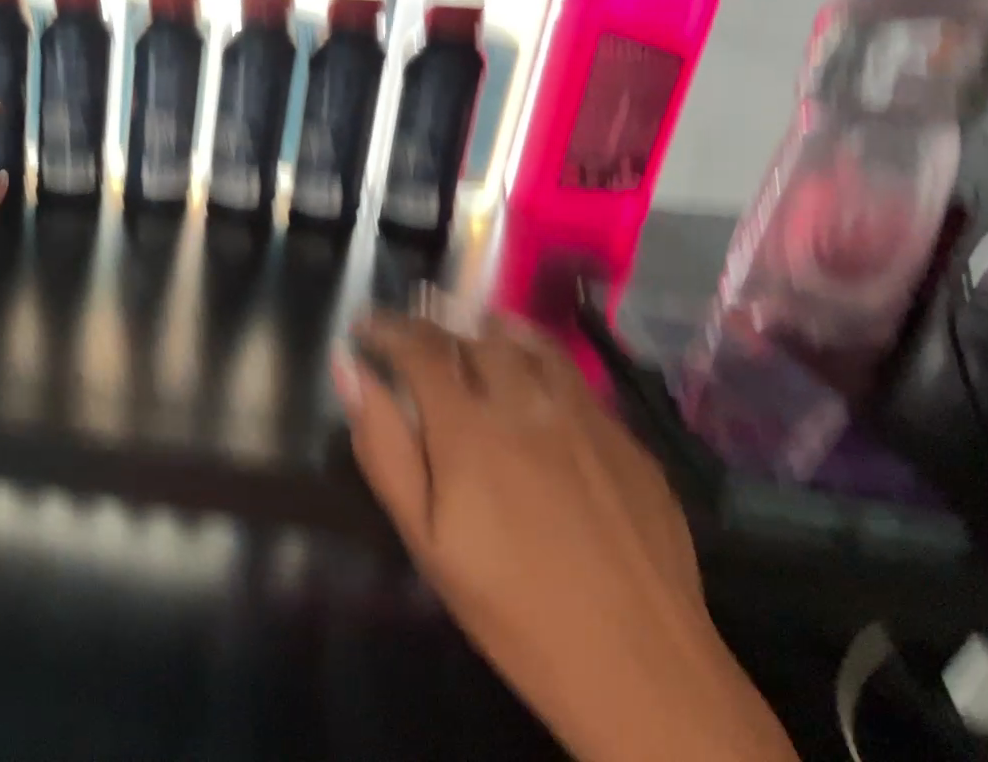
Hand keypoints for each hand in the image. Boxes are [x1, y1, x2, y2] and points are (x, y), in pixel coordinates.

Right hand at [336, 311, 797, 761]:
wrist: (636, 662)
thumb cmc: (507, 606)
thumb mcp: (423, 536)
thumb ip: (383, 447)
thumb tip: (350, 369)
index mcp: (469, 428)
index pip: (421, 348)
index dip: (388, 328)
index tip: (365, 325)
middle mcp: (529, 406)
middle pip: (477, 338)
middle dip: (438, 328)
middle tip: (416, 340)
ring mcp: (588, 420)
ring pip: (535, 347)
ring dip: (495, 332)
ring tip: (475, 334)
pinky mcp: (630, 443)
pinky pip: (578, 382)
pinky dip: (544, 365)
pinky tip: (539, 389)